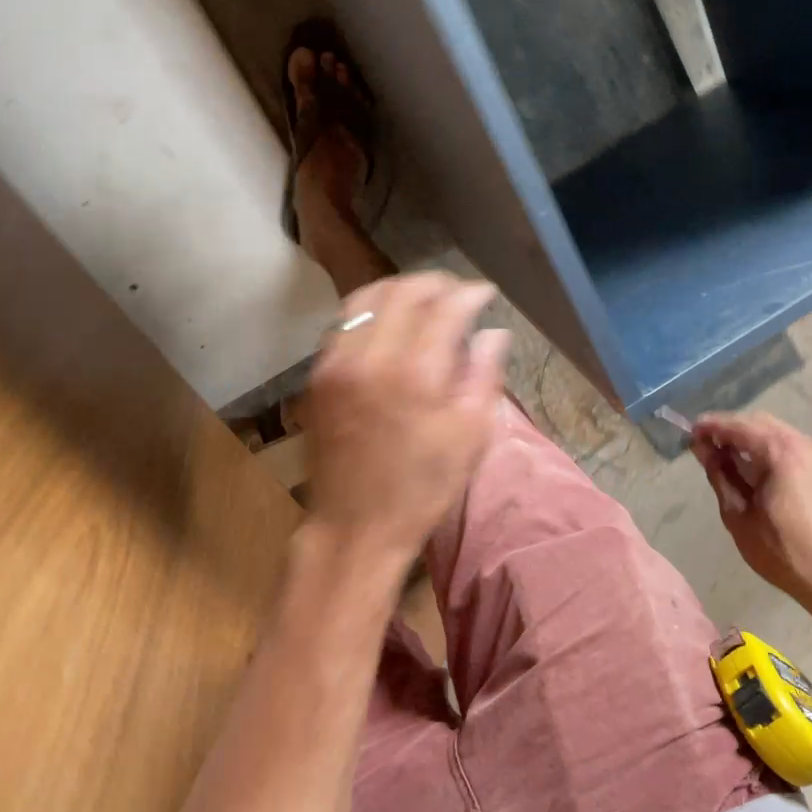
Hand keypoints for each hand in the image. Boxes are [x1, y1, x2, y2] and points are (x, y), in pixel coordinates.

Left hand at [302, 272, 510, 569]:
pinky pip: (344, 323)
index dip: (469, 293)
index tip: (485, 294)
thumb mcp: (471, 438)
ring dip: (399, 291)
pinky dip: (371, 313)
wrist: (356, 526)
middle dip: (435, 284)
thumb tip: (493, 333)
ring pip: (366, 299)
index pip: (444, 307)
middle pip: (402, 291)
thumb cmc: (423, 488)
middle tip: (456, 294)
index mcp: (415, 374)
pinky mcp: (318, 377)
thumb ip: (484, 376)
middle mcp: (370, 357)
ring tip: (423, 302)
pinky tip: (390, 327)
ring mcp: (336, 364)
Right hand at [691, 411, 811, 618]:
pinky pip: (801, 449)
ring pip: (783, 434)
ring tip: (736, 461)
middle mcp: (807, 444)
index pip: (739, 426)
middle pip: (762, 423)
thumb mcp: (739, 516)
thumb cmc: (783, 552)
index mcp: (782, 453)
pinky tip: (767, 474)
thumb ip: (720, 476)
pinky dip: (778, 452)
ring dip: (756, 441)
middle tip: (709, 447)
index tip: (691, 432)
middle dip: (734, 430)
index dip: (711, 426)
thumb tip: (703, 450)